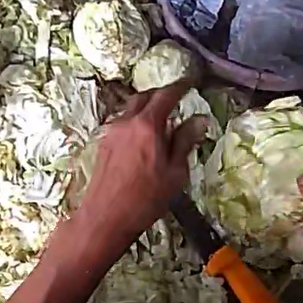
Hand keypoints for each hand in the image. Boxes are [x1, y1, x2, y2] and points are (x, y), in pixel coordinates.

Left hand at [67, 82, 205, 260]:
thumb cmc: (145, 199)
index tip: (190, 84)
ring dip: (146, 110)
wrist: (106, 218)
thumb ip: (185, 142)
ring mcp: (111, 133)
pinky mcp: (103, 146)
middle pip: (144, 97)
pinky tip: (144, 141)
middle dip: (161, 96)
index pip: (166, 95)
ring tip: (161, 124)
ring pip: (130, 110)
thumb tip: (198, 121)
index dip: (180, 87)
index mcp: (147, 125)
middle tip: (176, 103)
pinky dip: (135, 124)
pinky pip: (122, 125)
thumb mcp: (175, 173)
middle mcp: (126, 123)